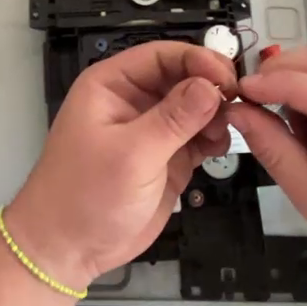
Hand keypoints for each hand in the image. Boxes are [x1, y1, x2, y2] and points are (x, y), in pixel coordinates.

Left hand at [5, 41, 237, 288]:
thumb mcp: (131, 154)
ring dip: (215, 113)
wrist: (69, 250)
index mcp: (113, 85)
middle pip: (182, 77)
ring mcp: (152, 129)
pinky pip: (197, 134)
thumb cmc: (86, 195)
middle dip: (210, 86)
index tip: (226, 76)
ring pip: (195, 105)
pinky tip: (220, 146)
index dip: (195, 59)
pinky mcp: (167, 157)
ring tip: (226, 130)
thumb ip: (173, 119)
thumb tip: (210, 85)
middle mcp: (134, 100)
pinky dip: (214, 136)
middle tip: (237, 102)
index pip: (161, 55)